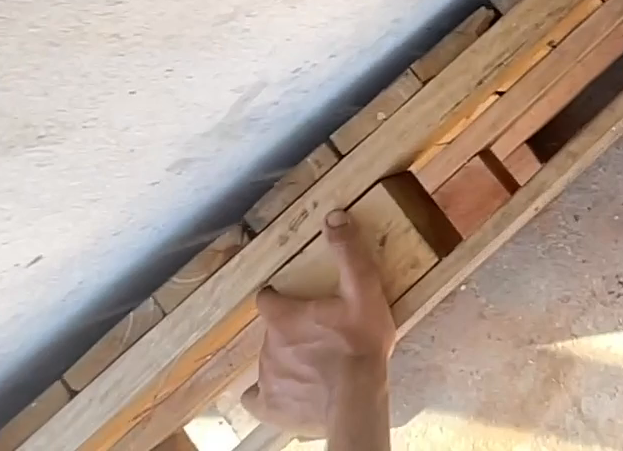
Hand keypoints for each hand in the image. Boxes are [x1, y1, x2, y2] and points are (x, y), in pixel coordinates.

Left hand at [245, 210, 395, 436]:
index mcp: (285, 317)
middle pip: (273, 330)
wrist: (357, 399)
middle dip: (290, 328)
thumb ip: (348, 252)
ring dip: (287, 356)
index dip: (278, 297)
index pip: (267, 299)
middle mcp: (268, 346)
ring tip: (314, 360)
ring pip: (270, 360)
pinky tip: (290, 388)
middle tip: (318, 331)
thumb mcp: (364, 289)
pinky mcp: (269, 408)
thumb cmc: (361, 341)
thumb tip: (333, 215)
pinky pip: (258, 396)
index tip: (293, 298)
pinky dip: (271, 391)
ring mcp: (266, 380)